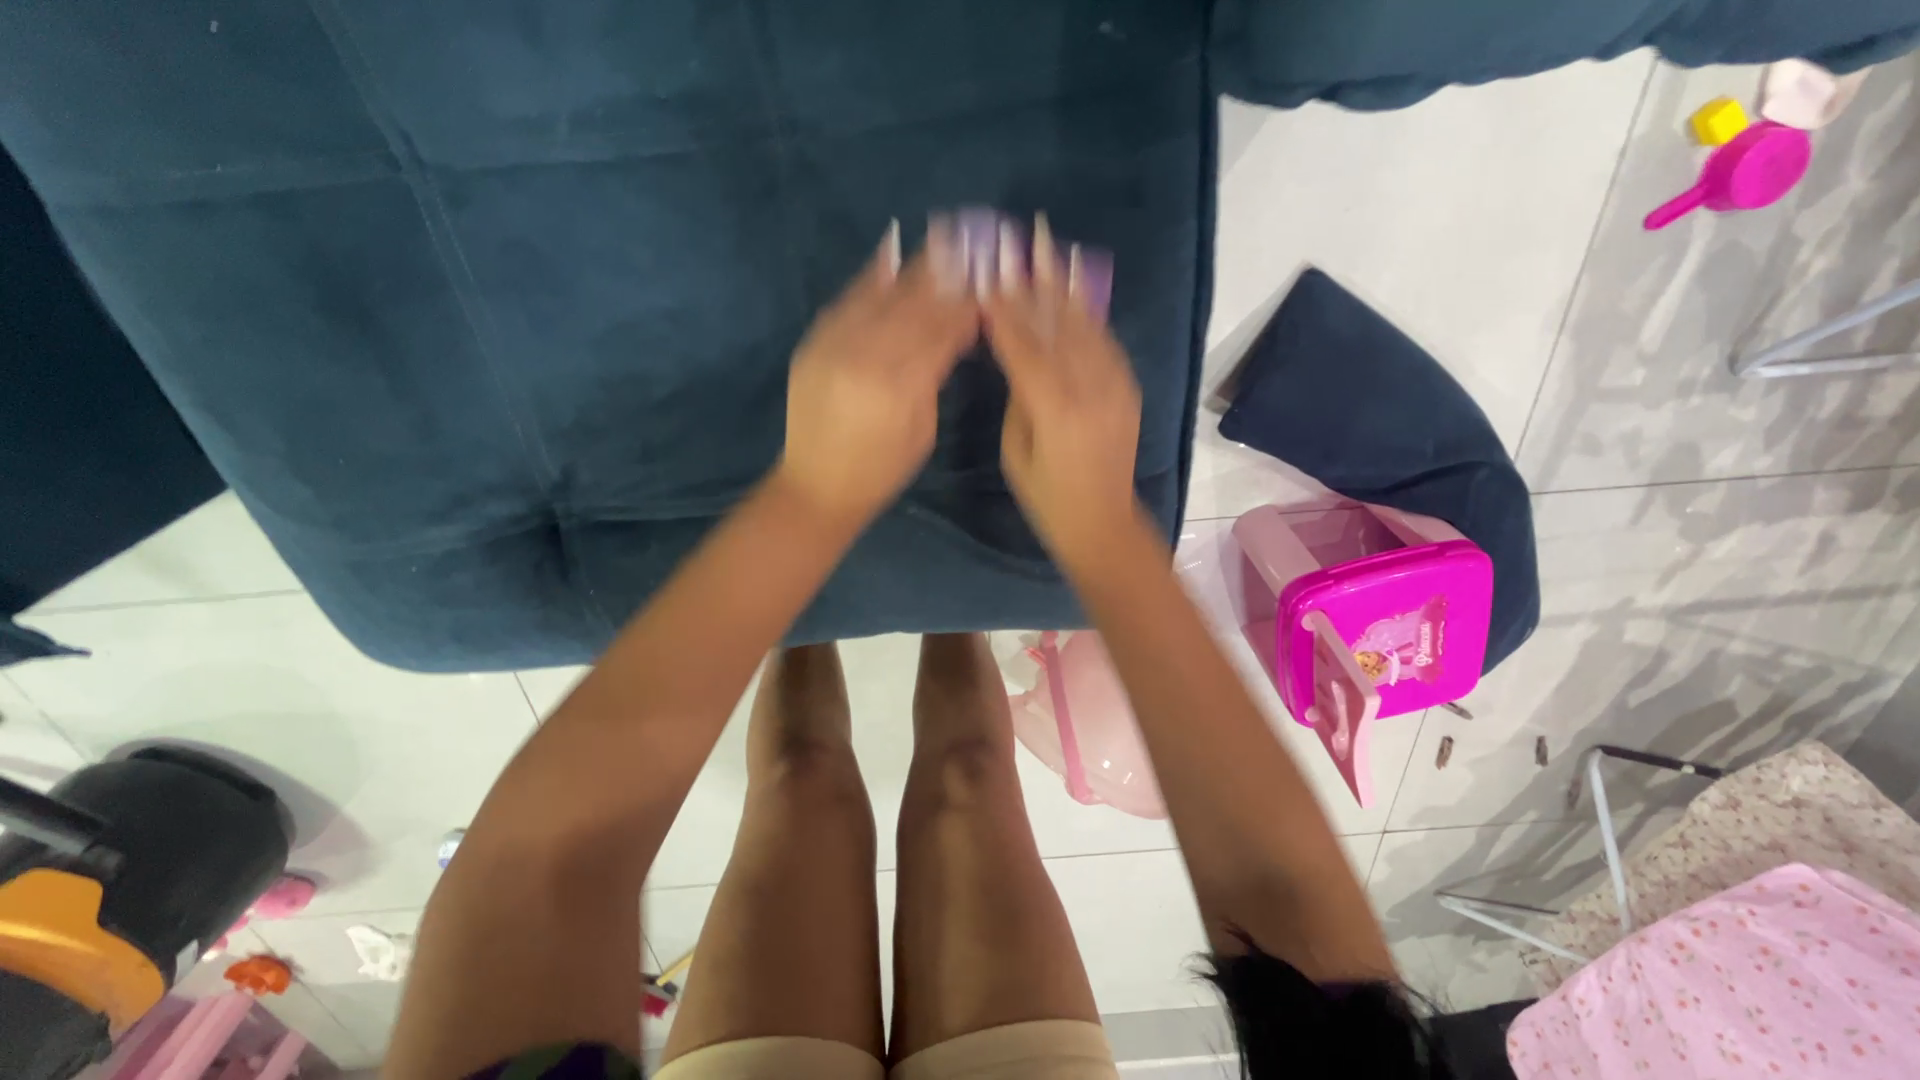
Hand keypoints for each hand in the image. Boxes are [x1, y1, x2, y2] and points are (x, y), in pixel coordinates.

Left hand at [776, 219, 977, 524]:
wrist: (816, 484)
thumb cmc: (882, 468)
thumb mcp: (923, 427)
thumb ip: (937, 372)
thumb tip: (960, 326)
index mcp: (900, 386)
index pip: (943, 330)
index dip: (969, 301)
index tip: (994, 277)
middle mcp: (865, 356)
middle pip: (915, 304)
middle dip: (948, 272)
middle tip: (976, 243)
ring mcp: (834, 344)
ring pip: (883, 294)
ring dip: (916, 265)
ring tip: (944, 236)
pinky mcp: (814, 341)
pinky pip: (848, 298)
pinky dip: (874, 274)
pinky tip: (893, 248)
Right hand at [984, 215, 1143, 561]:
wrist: (1104, 522)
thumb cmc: (1047, 497)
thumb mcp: (1017, 450)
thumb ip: (1019, 395)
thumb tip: (1015, 350)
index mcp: (1056, 409)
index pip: (1024, 345)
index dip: (1003, 307)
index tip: (984, 272)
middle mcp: (1090, 388)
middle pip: (1058, 323)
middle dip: (1036, 277)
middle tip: (1020, 237)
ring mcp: (1114, 384)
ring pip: (1084, 324)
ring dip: (1062, 283)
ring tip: (1046, 245)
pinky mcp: (1126, 386)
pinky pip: (1102, 339)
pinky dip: (1084, 310)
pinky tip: (1071, 284)